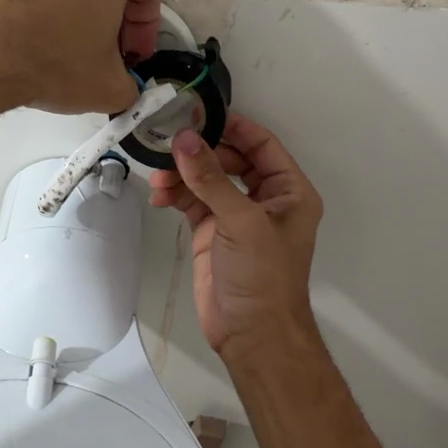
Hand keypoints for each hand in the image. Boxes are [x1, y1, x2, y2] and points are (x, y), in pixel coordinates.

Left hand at [0, 0, 161, 114]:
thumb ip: (128, 85)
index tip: (135, 55)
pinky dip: (39, 5)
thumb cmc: (49, 59)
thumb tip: (122, 86)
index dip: (145, 30)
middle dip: (110, 16)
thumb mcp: (107, 86)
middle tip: (105, 53)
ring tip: (64, 49)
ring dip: (73, 7)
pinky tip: (32, 39)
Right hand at [149, 116, 323, 358]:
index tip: (200, 115)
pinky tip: (159, 196)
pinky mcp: (212, 234)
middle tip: (169, 145)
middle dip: (200, 153)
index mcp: (289, 191)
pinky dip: (175, 195)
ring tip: (158, 178)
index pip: (262, 145)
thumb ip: (211, 179)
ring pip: (207, 181)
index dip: (234, 128)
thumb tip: (184, 140)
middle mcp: (265, 200)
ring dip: (182, 175)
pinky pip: (192, 202)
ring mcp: (236, 217)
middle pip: (230, 160)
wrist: (252, 332)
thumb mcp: (242, 221)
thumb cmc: (263, 276)